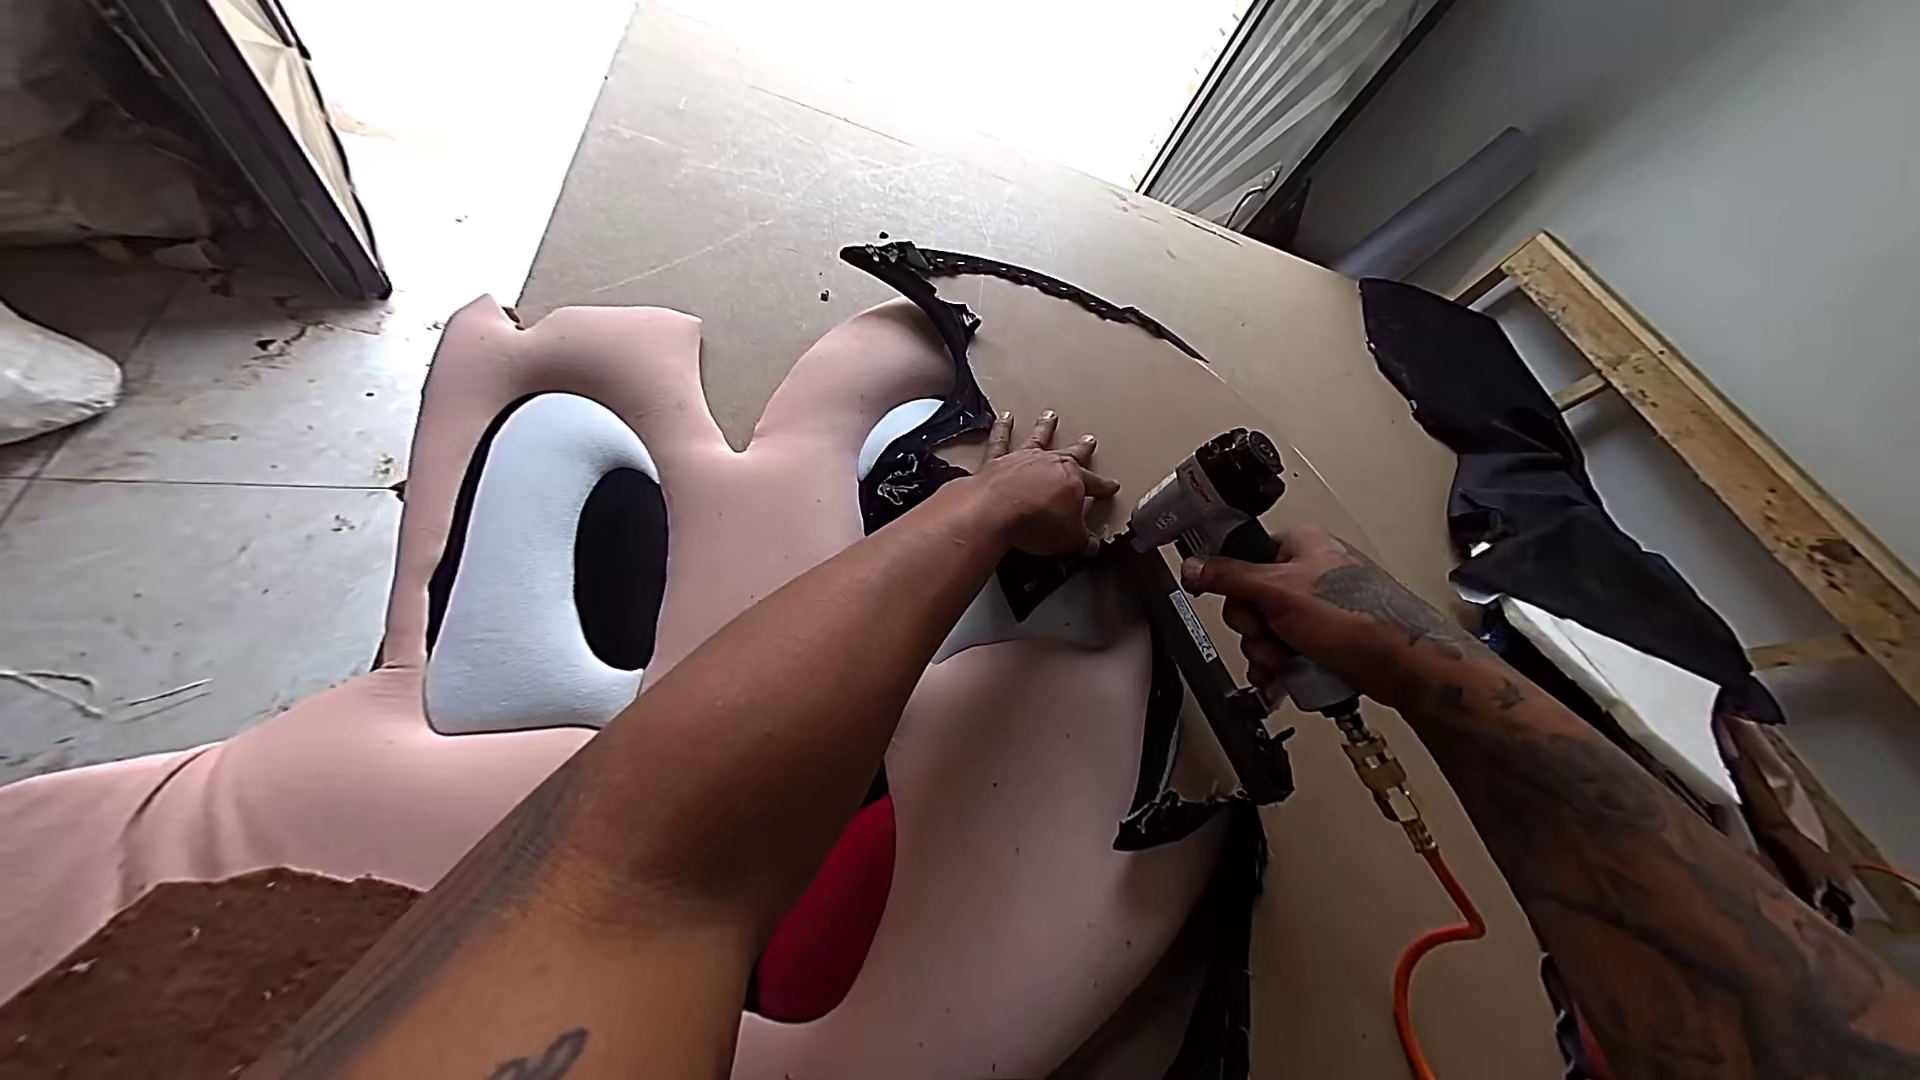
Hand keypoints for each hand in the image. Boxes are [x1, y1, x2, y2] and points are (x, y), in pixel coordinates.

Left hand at [970, 410, 1120, 556]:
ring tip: (1049, 416)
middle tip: (1089, 439)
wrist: (995, 512)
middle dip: (1083, 448)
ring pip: (1038, 437)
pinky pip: (1000, 440)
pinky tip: (1003, 417)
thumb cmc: (1034, 522)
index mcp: (1073, 480)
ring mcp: (1022, 459)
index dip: (1104, 487)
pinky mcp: (996, 462)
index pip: (1095, 484)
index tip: (1111, 486)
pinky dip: (1002, 427)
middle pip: (1071, 453)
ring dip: (1045, 426)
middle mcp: (1049, 463)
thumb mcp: (1069, 539)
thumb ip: (1082, 541)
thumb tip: (1090, 546)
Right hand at [1178, 525, 1487, 710]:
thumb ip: (1228, 576)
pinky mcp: (1324, 637)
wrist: (1408, 667)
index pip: (1241, 557)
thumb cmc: (1358, 618)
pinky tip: (1286, 673)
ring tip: (1285, 659)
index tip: (1239, 604)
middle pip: (1249, 599)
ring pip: (1265, 628)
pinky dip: (1280, 664)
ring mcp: (1317, 607)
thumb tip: (1191, 567)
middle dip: (1253, 628)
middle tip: (1268, 636)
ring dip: (1266, 650)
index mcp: (1300, 545)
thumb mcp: (1278, 591)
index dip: (1233, 586)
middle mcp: (1308, 572)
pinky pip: (1284, 648)